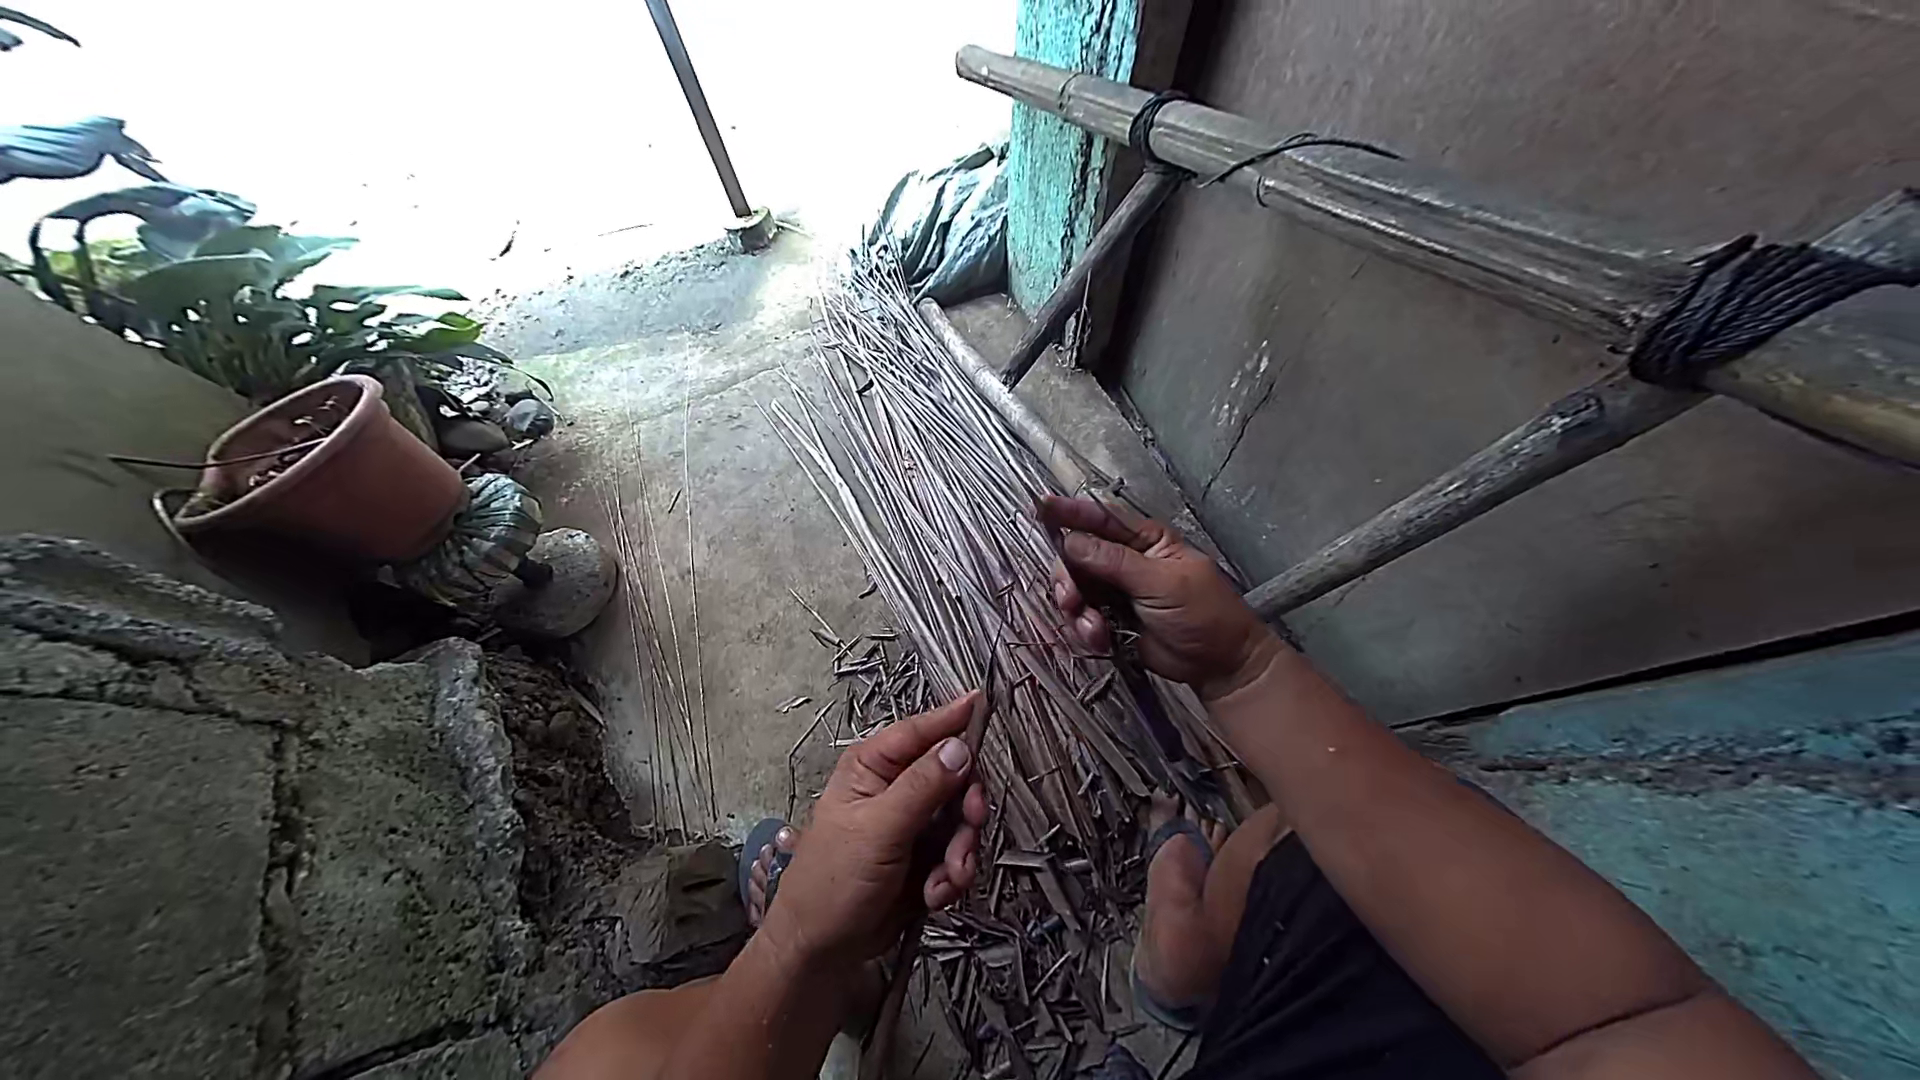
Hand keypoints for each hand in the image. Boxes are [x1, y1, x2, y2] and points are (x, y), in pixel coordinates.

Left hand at [759, 693, 989, 969]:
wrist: (823, 952)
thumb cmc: (832, 882)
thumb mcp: (878, 829)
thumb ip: (921, 787)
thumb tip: (959, 747)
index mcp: (873, 766)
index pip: (920, 731)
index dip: (953, 718)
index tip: (983, 703)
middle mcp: (895, 786)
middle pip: (953, 775)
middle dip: (965, 808)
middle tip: (969, 826)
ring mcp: (912, 821)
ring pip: (961, 817)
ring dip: (960, 850)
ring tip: (946, 877)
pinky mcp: (924, 853)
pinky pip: (957, 850)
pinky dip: (952, 873)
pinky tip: (935, 893)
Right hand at [1037, 495, 1283, 700]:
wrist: (1218, 665)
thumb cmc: (1203, 613)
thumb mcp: (1162, 583)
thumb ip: (1115, 561)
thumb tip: (1072, 540)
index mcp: (1143, 539)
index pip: (1100, 518)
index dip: (1069, 512)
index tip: (1040, 508)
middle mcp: (1123, 559)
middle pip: (1075, 556)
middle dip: (1067, 579)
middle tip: (1070, 600)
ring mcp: (1113, 590)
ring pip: (1073, 589)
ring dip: (1076, 610)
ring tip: (1094, 629)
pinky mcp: (1107, 619)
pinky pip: (1079, 616)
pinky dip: (1083, 629)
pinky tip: (1100, 640)